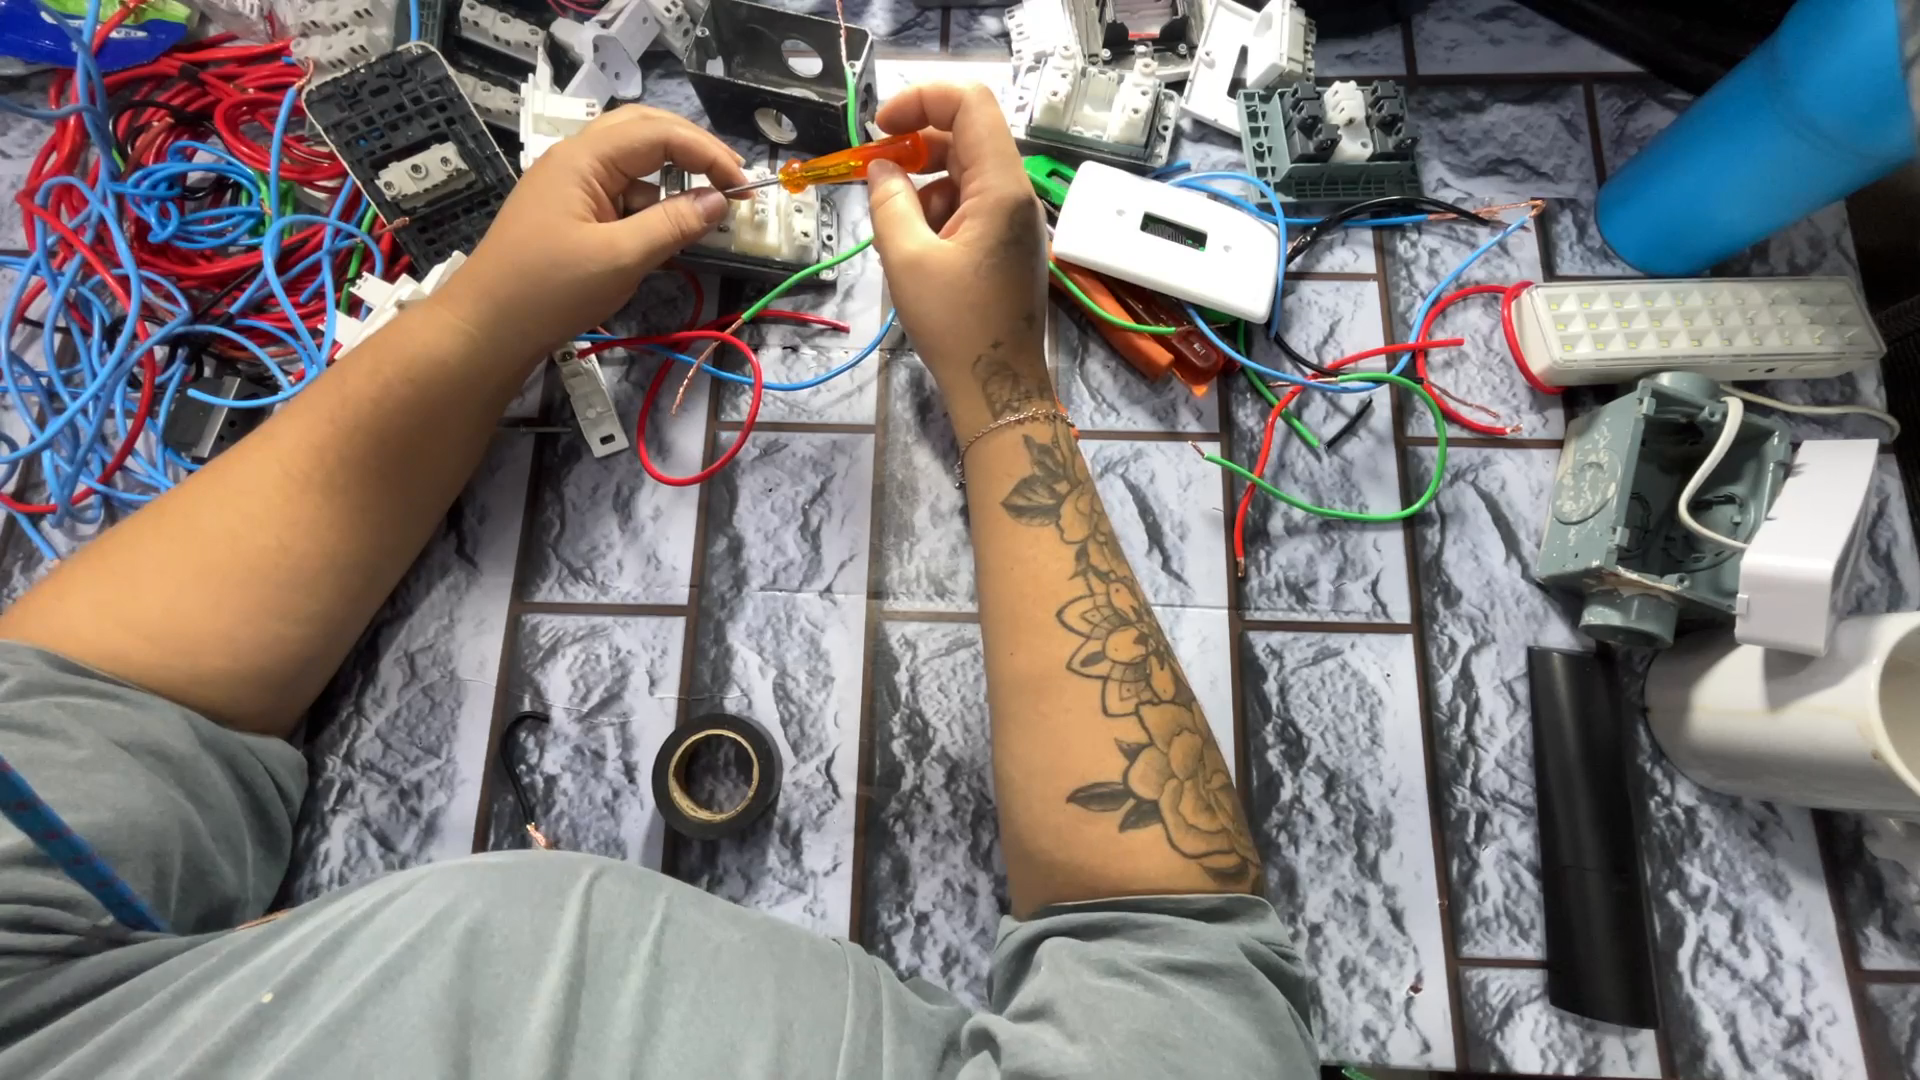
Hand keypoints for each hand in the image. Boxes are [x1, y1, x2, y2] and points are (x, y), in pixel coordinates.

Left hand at [429, 106, 748, 360]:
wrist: (492, 323)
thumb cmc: (551, 289)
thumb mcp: (621, 259)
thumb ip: (673, 226)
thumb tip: (719, 202)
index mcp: (584, 159)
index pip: (658, 133)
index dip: (707, 153)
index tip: (743, 187)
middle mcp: (579, 161)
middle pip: (646, 133)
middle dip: (694, 151)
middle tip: (733, 181)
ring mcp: (576, 187)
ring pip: (637, 167)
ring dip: (675, 182)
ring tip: (709, 211)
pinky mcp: (576, 214)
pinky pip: (625, 198)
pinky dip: (656, 209)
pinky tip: (673, 233)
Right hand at [864, 84, 1049, 431]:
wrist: (998, 388)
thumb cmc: (955, 327)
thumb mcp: (907, 260)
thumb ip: (889, 202)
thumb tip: (882, 169)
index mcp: (1002, 190)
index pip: (971, 104)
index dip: (922, 100)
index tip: (880, 128)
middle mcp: (1017, 199)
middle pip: (967, 140)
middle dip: (916, 151)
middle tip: (876, 181)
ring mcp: (1016, 226)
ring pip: (965, 180)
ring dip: (924, 194)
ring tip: (898, 241)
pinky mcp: (1009, 250)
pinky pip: (971, 212)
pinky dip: (939, 220)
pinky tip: (918, 258)